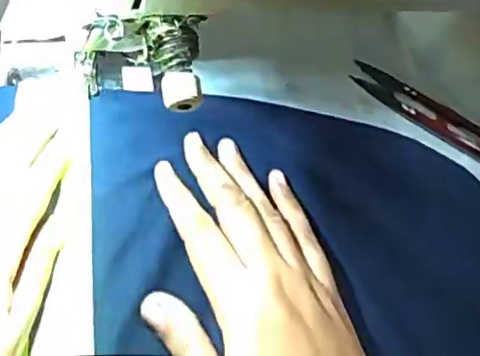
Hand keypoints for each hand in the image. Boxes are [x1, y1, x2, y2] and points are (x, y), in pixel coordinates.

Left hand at [0, 106, 68, 355]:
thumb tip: (63, 223)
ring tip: (25, 112)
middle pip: (8, 164)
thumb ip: (39, 270)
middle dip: (34, 134)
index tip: (70, 141)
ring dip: (4, 133)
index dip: (54, 160)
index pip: (33, 187)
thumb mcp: (10, 327)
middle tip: (54, 111)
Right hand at [141, 132, 365, 355]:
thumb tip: (152, 302)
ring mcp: (303, 276)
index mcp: (241, 300)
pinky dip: (290, 202)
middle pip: (234, 210)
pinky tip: (280, 180)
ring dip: (246, 176)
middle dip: (211, 172)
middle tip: (194, 142)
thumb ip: (187, 341)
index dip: (180, 199)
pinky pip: (305, 231)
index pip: (201, 235)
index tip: (164, 171)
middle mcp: (273, 275)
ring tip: (229, 148)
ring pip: (269, 211)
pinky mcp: (327, 285)